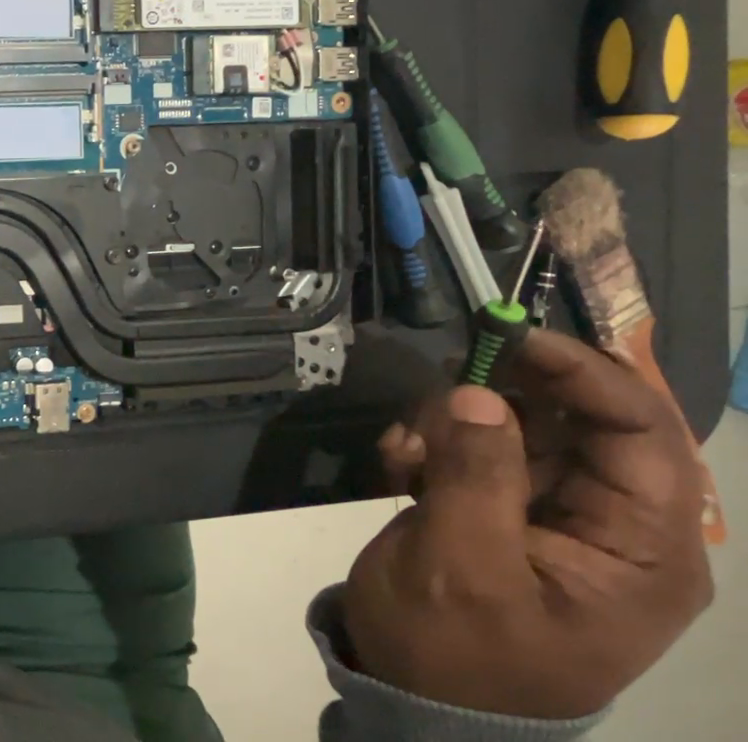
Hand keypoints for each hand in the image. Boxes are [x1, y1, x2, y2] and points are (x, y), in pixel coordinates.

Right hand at [345, 329, 712, 719]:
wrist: (419, 706)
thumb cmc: (457, 650)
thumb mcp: (464, 566)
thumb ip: (476, 475)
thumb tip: (479, 391)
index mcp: (642, 548)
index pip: (643, 434)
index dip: (586, 375)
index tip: (511, 336)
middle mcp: (612, 523)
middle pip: (578, 421)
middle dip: (504, 398)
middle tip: (440, 390)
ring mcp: (554, 516)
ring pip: (519, 427)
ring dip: (454, 423)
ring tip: (405, 454)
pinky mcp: (502, 512)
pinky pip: (478, 450)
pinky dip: (433, 445)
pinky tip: (400, 468)